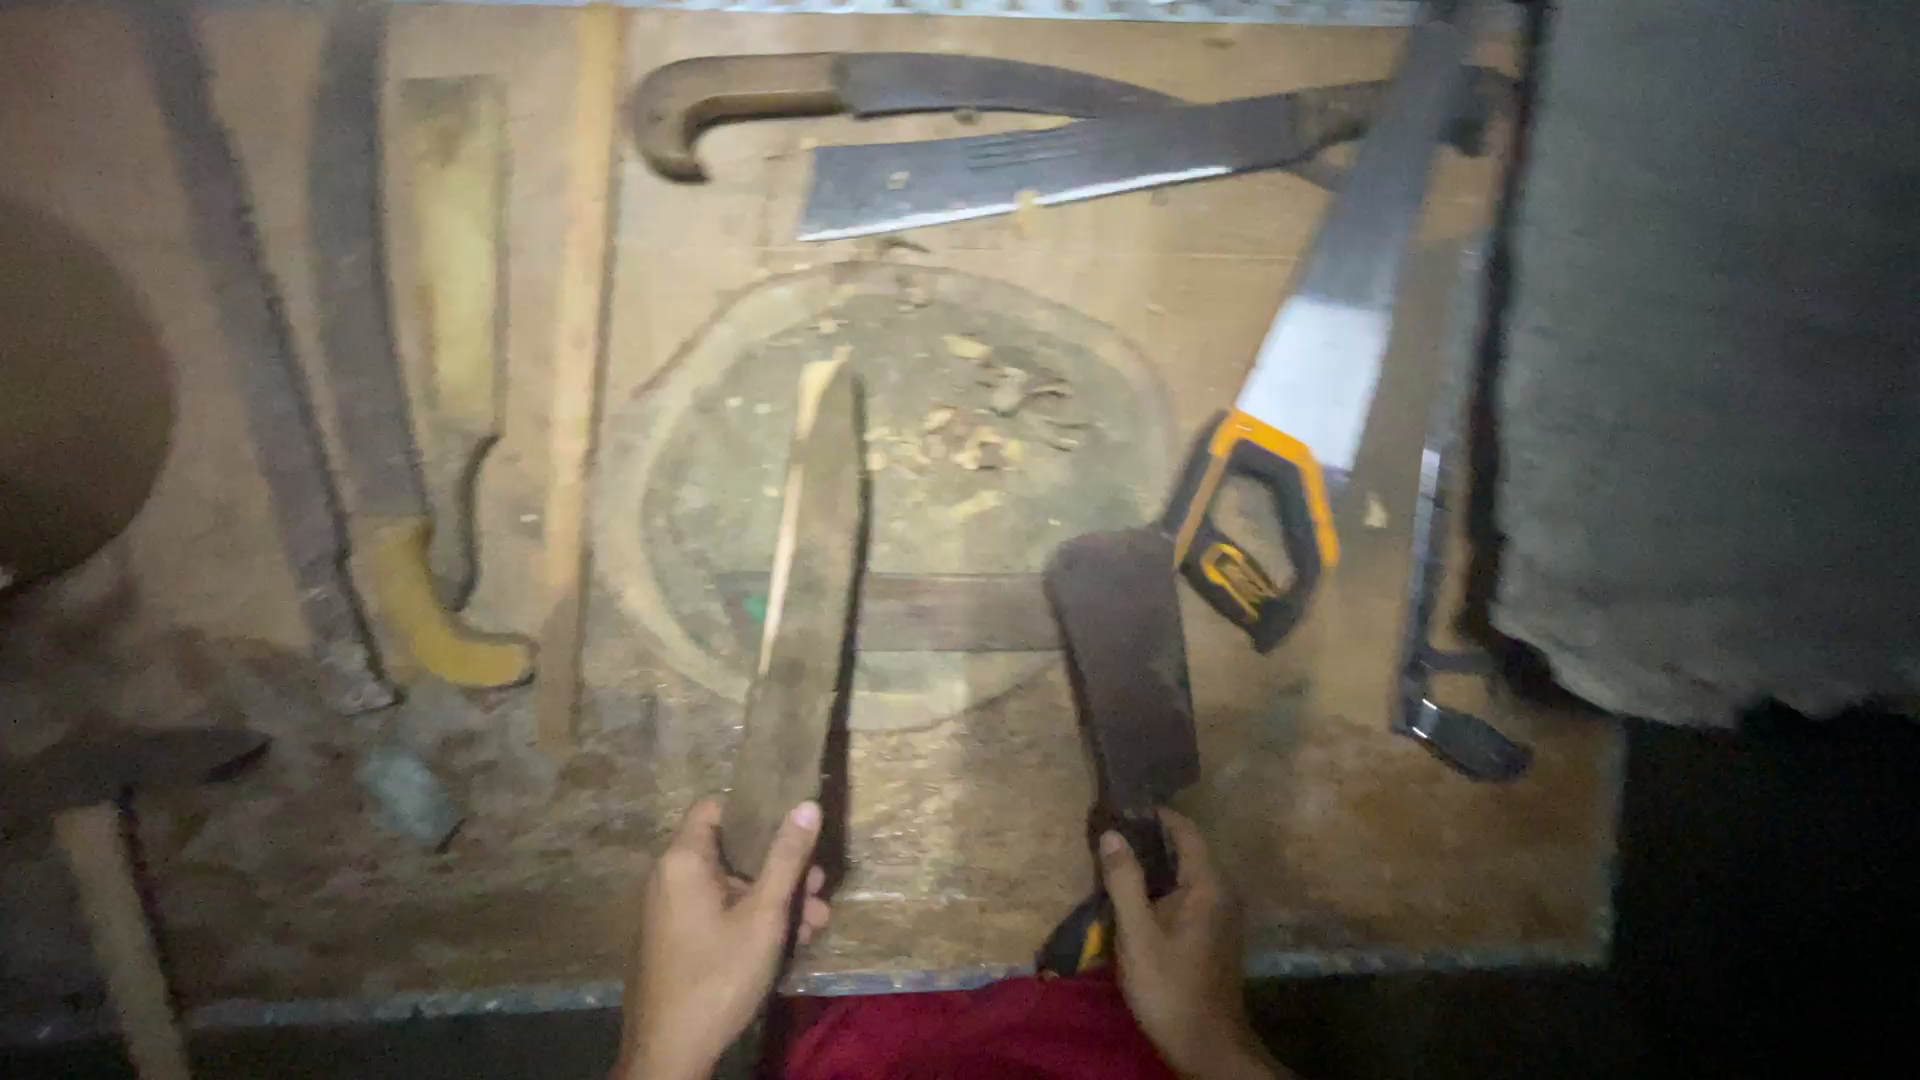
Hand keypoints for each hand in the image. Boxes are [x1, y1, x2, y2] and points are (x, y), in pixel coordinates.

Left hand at [616, 798, 829, 1079]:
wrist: (670, 1058)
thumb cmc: (717, 974)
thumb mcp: (763, 914)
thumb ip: (786, 858)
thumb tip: (807, 804)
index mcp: (683, 860)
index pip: (714, 807)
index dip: (753, 808)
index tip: (791, 822)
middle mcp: (672, 878)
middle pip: (733, 849)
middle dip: (780, 865)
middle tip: (818, 883)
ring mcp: (675, 911)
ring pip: (734, 885)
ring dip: (776, 897)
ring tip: (817, 919)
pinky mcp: (681, 939)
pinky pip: (722, 911)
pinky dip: (754, 918)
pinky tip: (794, 940)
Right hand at [1100, 810, 1289, 1079]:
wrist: (1207, 1048)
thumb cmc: (1169, 987)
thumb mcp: (1137, 933)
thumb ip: (1124, 880)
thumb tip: (1112, 832)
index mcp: (1208, 883)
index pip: (1184, 828)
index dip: (1153, 814)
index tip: (1118, 808)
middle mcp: (1221, 889)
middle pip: (1184, 847)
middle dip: (1147, 837)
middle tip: (1108, 834)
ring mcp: (1220, 911)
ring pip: (1183, 870)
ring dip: (1151, 862)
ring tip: (1113, 859)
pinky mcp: (1212, 930)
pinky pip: (1185, 891)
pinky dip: (1160, 884)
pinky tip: (1132, 894)